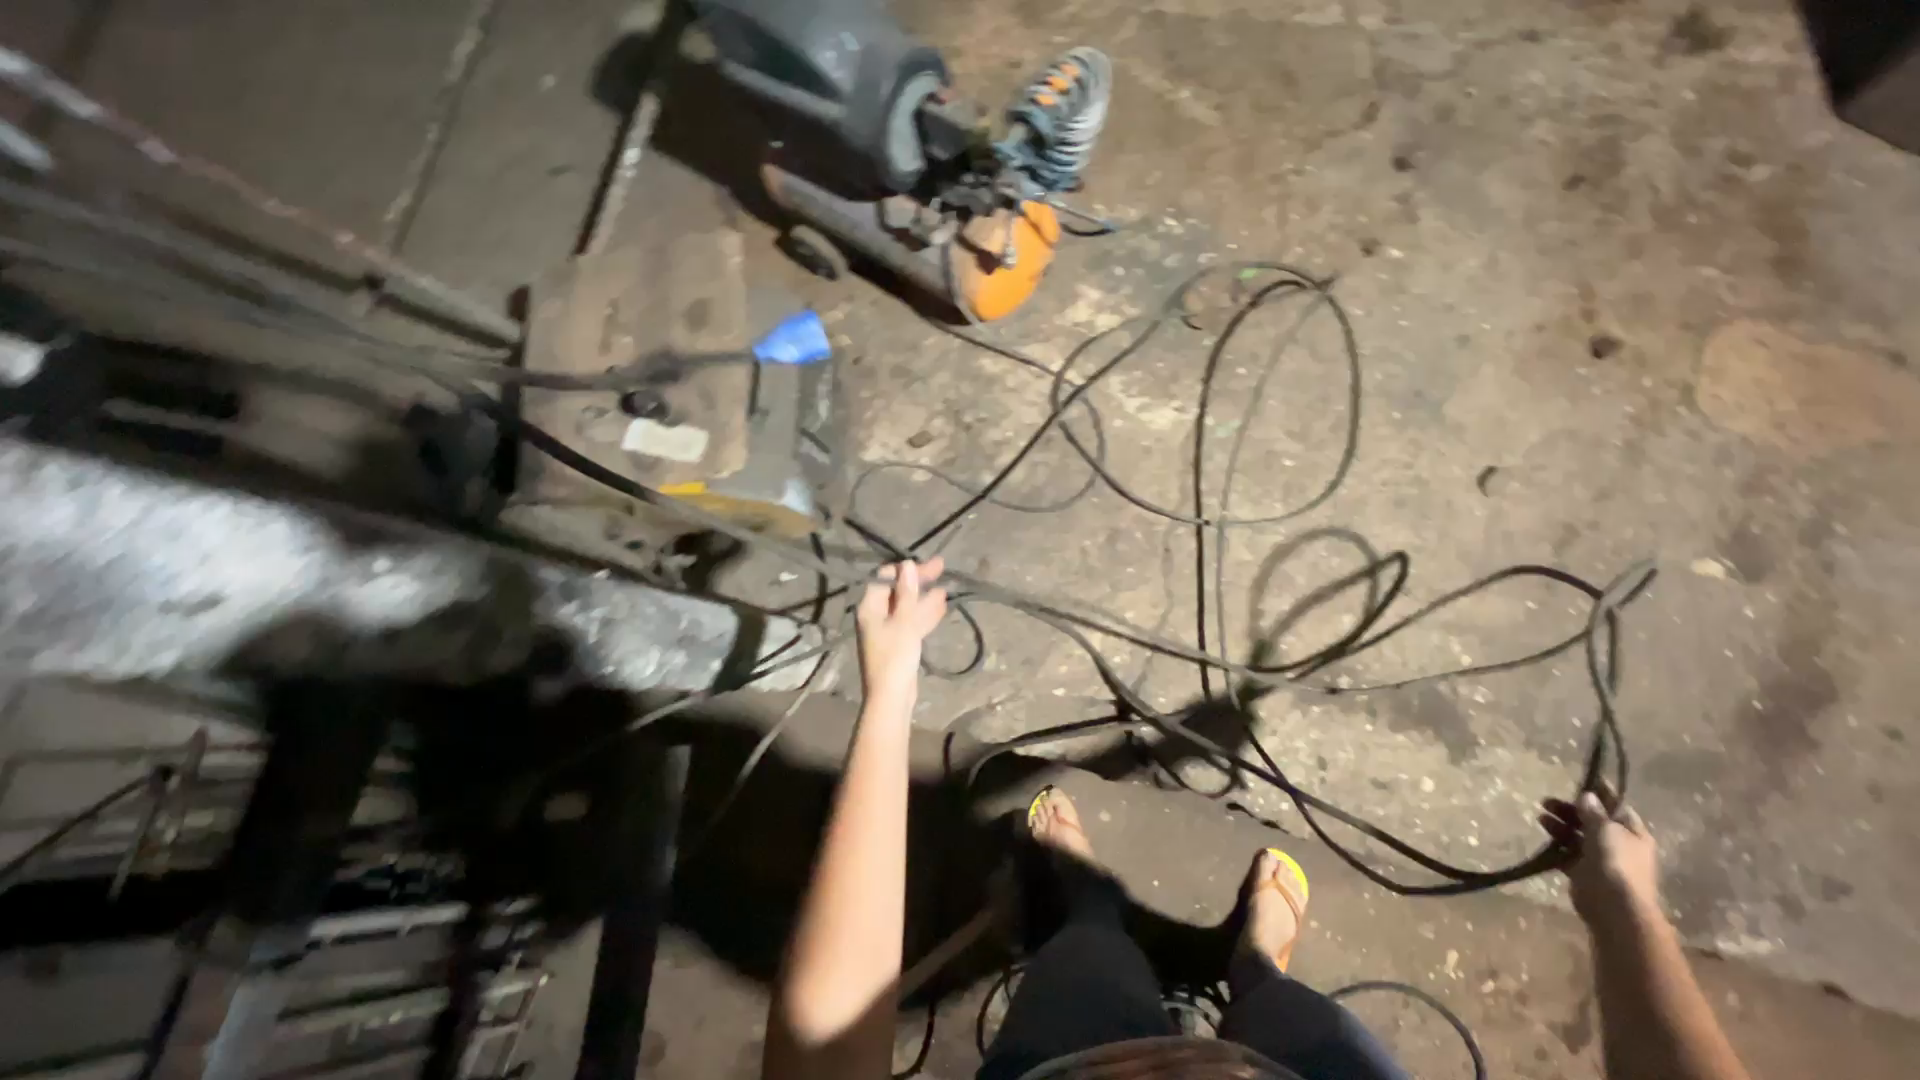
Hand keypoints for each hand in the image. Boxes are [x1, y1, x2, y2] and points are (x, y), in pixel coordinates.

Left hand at [855, 558, 947, 710]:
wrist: (891, 697)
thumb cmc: (894, 656)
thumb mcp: (904, 621)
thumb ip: (907, 593)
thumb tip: (908, 564)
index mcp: (870, 606)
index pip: (885, 577)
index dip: (906, 569)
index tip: (927, 565)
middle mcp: (876, 614)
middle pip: (898, 590)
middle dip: (919, 580)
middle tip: (942, 566)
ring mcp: (888, 629)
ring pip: (907, 606)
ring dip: (925, 596)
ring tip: (946, 586)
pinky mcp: (899, 642)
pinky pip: (911, 621)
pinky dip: (924, 613)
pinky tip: (941, 606)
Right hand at [1540, 789, 1661, 932]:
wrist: (1614, 905)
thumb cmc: (1616, 862)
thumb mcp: (1606, 830)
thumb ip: (1594, 813)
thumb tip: (1587, 795)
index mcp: (1633, 832)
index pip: (1616, 807)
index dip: (1600, 794)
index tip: (1582, 780)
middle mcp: (1619, 843)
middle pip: (1593, 820)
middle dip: (1571, 809)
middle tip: (1547, 801)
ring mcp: (1601, 859)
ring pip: (1578, 836)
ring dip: (1561, 824)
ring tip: (1541, 816)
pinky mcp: (1584, 872)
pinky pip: (1568, 853)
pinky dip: (1557, 844)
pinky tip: (1544, 836)